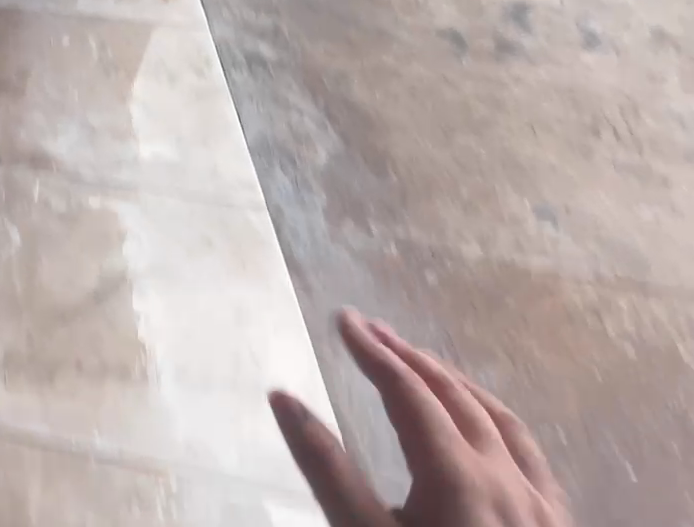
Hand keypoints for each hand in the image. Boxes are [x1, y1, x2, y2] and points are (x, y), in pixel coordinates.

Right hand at [270, 309, 571, 526]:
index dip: (371, 349)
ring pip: (503, 421)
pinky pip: (531, 455)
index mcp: (458, 476)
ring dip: (453, 381)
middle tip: (368, 328)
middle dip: (407, 355)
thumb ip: (324, 465)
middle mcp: (509, 482)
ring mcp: (545, 508)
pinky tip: (480, 423)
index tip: (341, 318)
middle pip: (455, 397)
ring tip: (418, 359)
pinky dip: (494, 418)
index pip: (408, 391)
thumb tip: (280, 396)